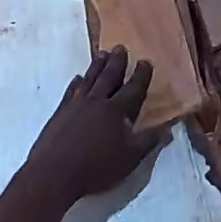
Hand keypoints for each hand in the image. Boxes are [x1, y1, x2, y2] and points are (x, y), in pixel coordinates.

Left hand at [24, 47, 157, 202]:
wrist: (53, 174)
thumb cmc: (96, 167)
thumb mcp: (129, 159)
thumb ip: (148, 142)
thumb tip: (167, 129)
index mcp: (116, 110)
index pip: (133, 88)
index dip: (141, 75)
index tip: (146, 61)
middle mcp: (96, 101)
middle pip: (109, 77)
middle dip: (117, 62)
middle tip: (120, 47)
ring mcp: (75, 105)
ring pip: (89, 79)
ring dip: (97, 66)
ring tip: (102, 54)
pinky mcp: (60, 113)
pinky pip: (70, 92)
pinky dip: (76, 83)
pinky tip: (78, 78)